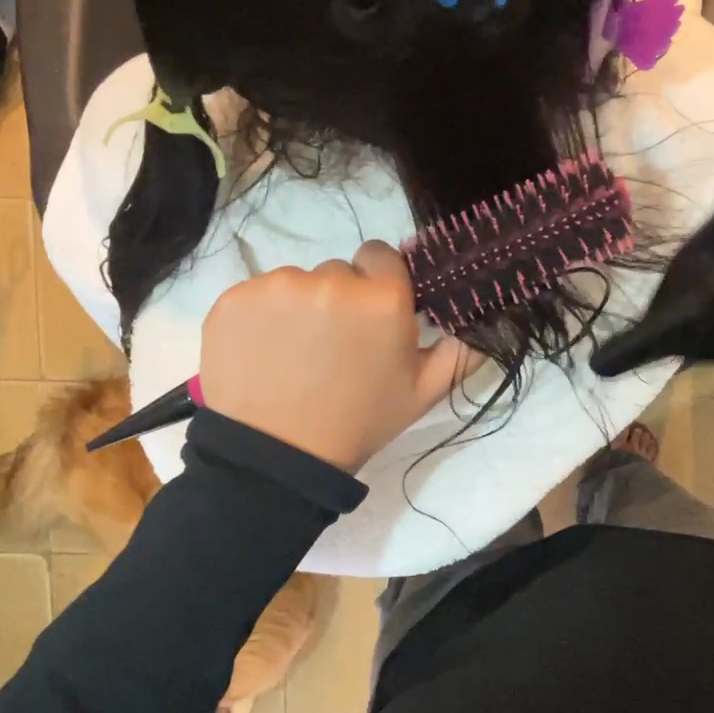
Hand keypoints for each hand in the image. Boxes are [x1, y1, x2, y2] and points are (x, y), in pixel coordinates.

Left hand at [197, 241, 477, 471]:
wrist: (277, 456)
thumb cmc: (359, 423)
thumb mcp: (423, 394)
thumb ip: (460, 352)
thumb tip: (480, 324)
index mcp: (382, 299)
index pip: (382, 256)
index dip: (378, 285)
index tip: (369, 319)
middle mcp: (330, 280)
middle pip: (338, 272)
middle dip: (340, 300)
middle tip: (333, 349)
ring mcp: (276, 286)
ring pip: (297, 282)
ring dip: (300, 308)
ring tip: (295, 357)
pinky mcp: (233, 298)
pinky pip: (256, 295)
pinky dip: (262, 318)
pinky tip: (265, 355)